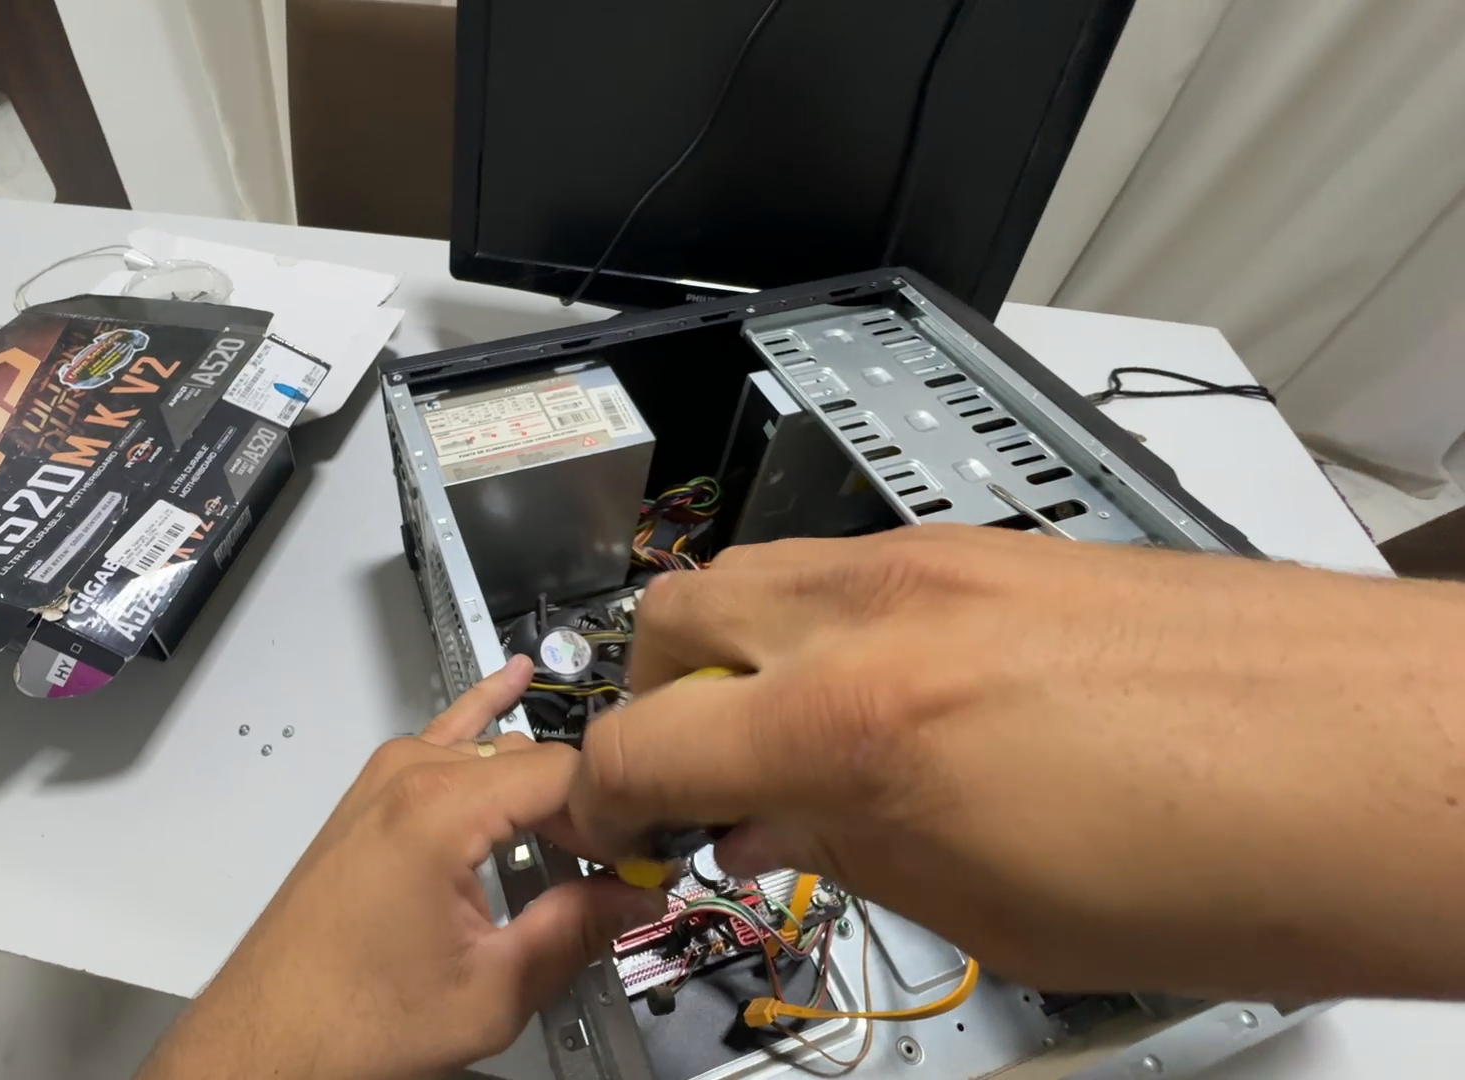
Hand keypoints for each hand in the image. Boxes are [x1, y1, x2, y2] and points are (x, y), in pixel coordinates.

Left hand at [142, 656, 664, 1079]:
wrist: (266, 1036)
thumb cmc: (363, 1018)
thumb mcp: (489, 990)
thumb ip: (575, 930)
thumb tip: (641, 894)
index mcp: (443, 807)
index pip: (563, 776)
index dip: (612, 815)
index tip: (639, 860)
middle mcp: (415, 768)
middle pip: (532, 761)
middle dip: (579, 809)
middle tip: (615, 865)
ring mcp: (390, 769)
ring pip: (496, 750)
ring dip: (541, 786)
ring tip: (581, 833)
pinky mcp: (378, 785)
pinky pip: (446, 732)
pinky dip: (486, 707)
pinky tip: (517, 676)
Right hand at [568, 526, 1464, 1001]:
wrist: (1404, 759)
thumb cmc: (1215, 871)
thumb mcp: (973, 904)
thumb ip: (824, 845)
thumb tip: (746, 827)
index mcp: (850, 726)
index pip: (646, 743)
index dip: (604, 794)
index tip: (614, 820)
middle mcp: (857, 614)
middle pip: (666, 616)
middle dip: (650, 693)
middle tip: (691, 760)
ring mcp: (909, 559)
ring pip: (737, 573)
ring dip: (720, 649)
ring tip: (773, 719)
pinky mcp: (959, 541)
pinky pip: (821, 568)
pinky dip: (797, 627)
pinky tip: (860, 684)